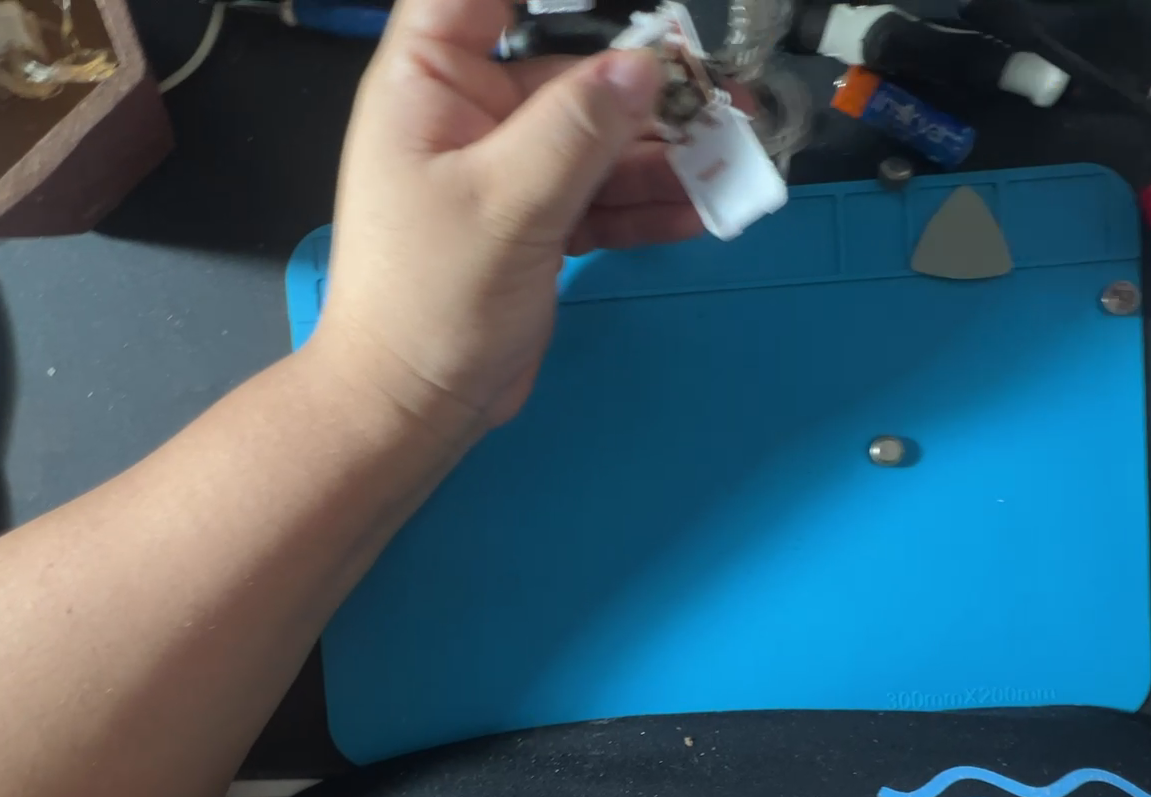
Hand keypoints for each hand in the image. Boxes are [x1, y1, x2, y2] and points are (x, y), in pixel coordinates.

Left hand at [314, 0, 703, 433]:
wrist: (420, 402)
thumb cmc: (433, 300)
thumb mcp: (506, 203)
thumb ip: (577, 131)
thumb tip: (644, 66)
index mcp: (432, 83)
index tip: (628, 9)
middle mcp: (474, 119)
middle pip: (568, 76)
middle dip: (644, 90)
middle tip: (721, 100)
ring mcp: (511, 178)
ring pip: (596, 146)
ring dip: (661, 156)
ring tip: (731, 158)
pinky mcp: (539, 229)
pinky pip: (600, 203)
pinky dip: (645, 209)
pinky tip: (696, 211)